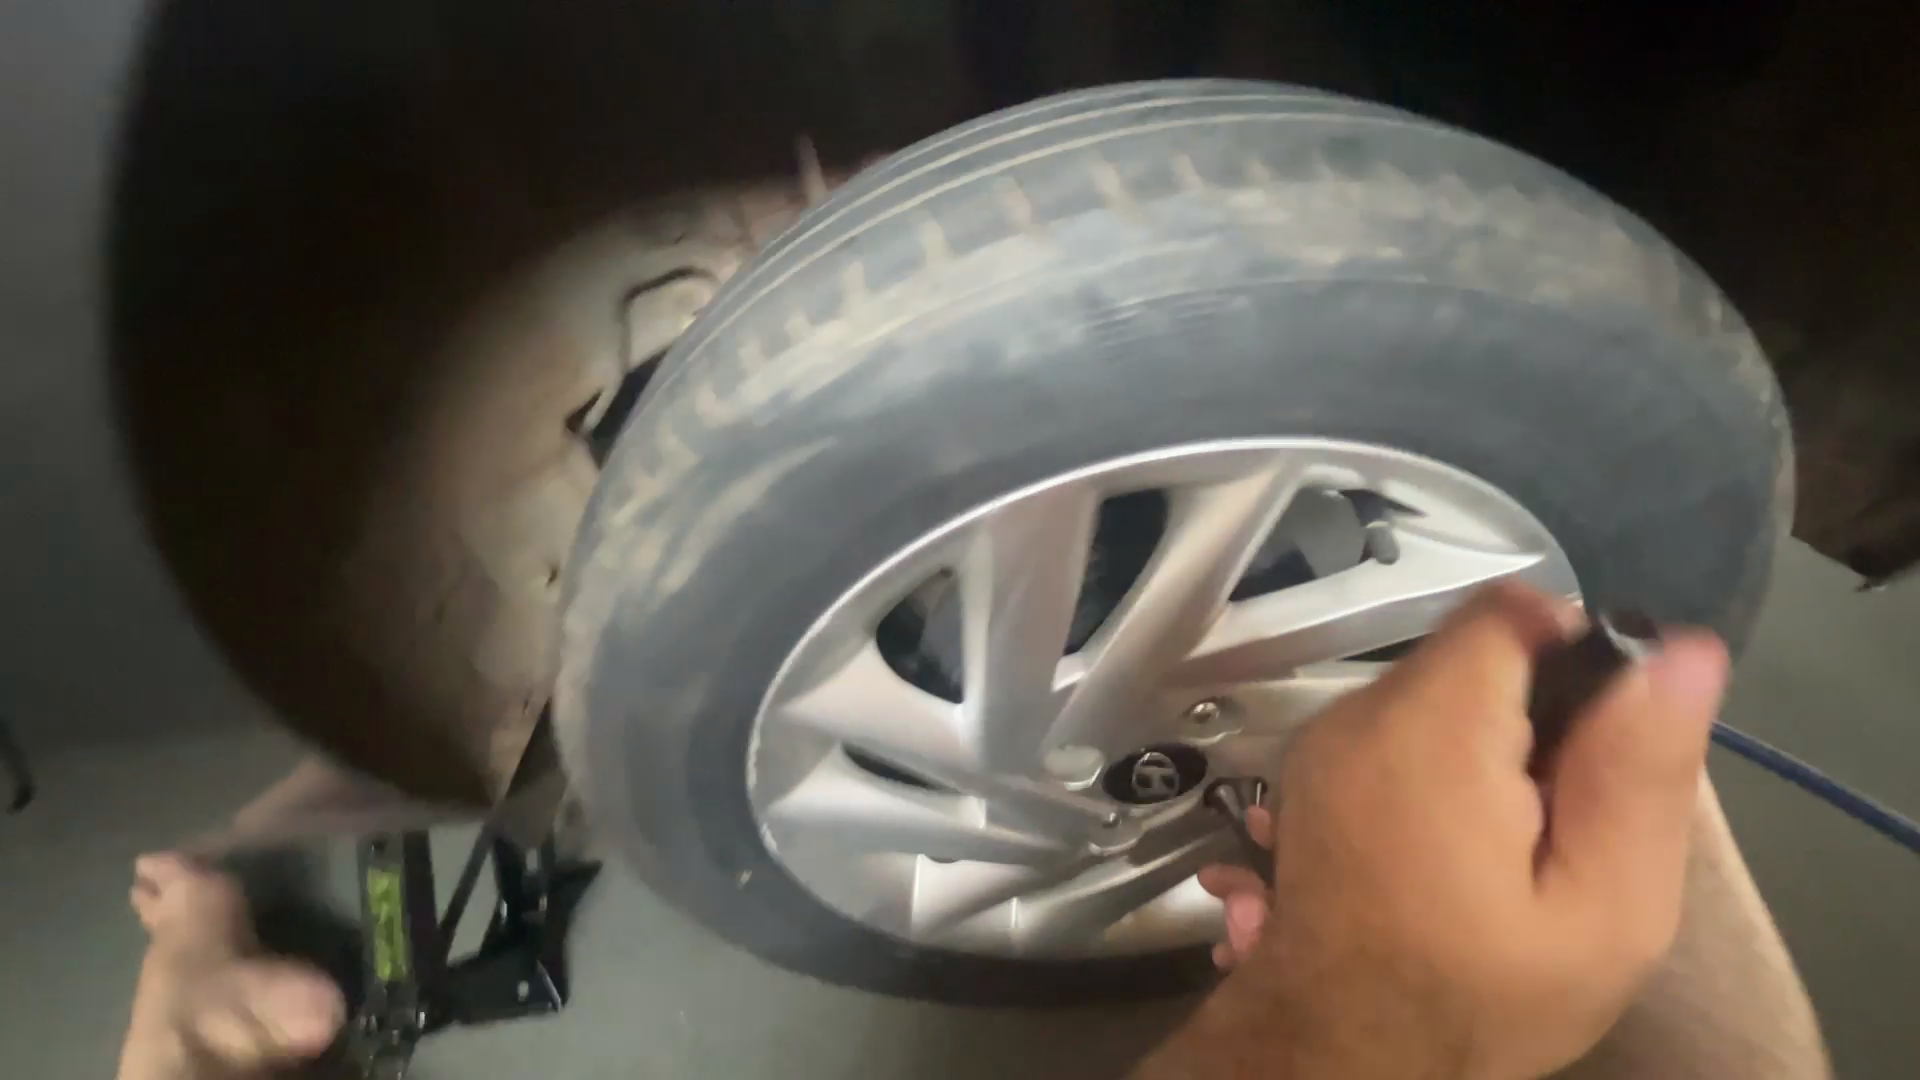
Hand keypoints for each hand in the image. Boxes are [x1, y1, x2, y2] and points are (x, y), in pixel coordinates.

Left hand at [1141, 585, 1728, 1079]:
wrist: (1340, 1031)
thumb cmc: (1478, 985)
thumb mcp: (1603, 904)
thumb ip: (1634, 771)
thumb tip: (1679, 652)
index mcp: (1429, 729)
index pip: (1498, 615)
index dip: (1565, 640)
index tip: (1600, 715)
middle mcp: (1357, 711)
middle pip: (1461, 652)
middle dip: (1527, 700)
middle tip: (1562, 797)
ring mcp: (1320, 734)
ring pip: (1424, 686)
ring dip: (1480, 730)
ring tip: (1508, 824)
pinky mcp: (1306, 761)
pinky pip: (1387, 721)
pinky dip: (1432, 749)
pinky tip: (1451, 824)